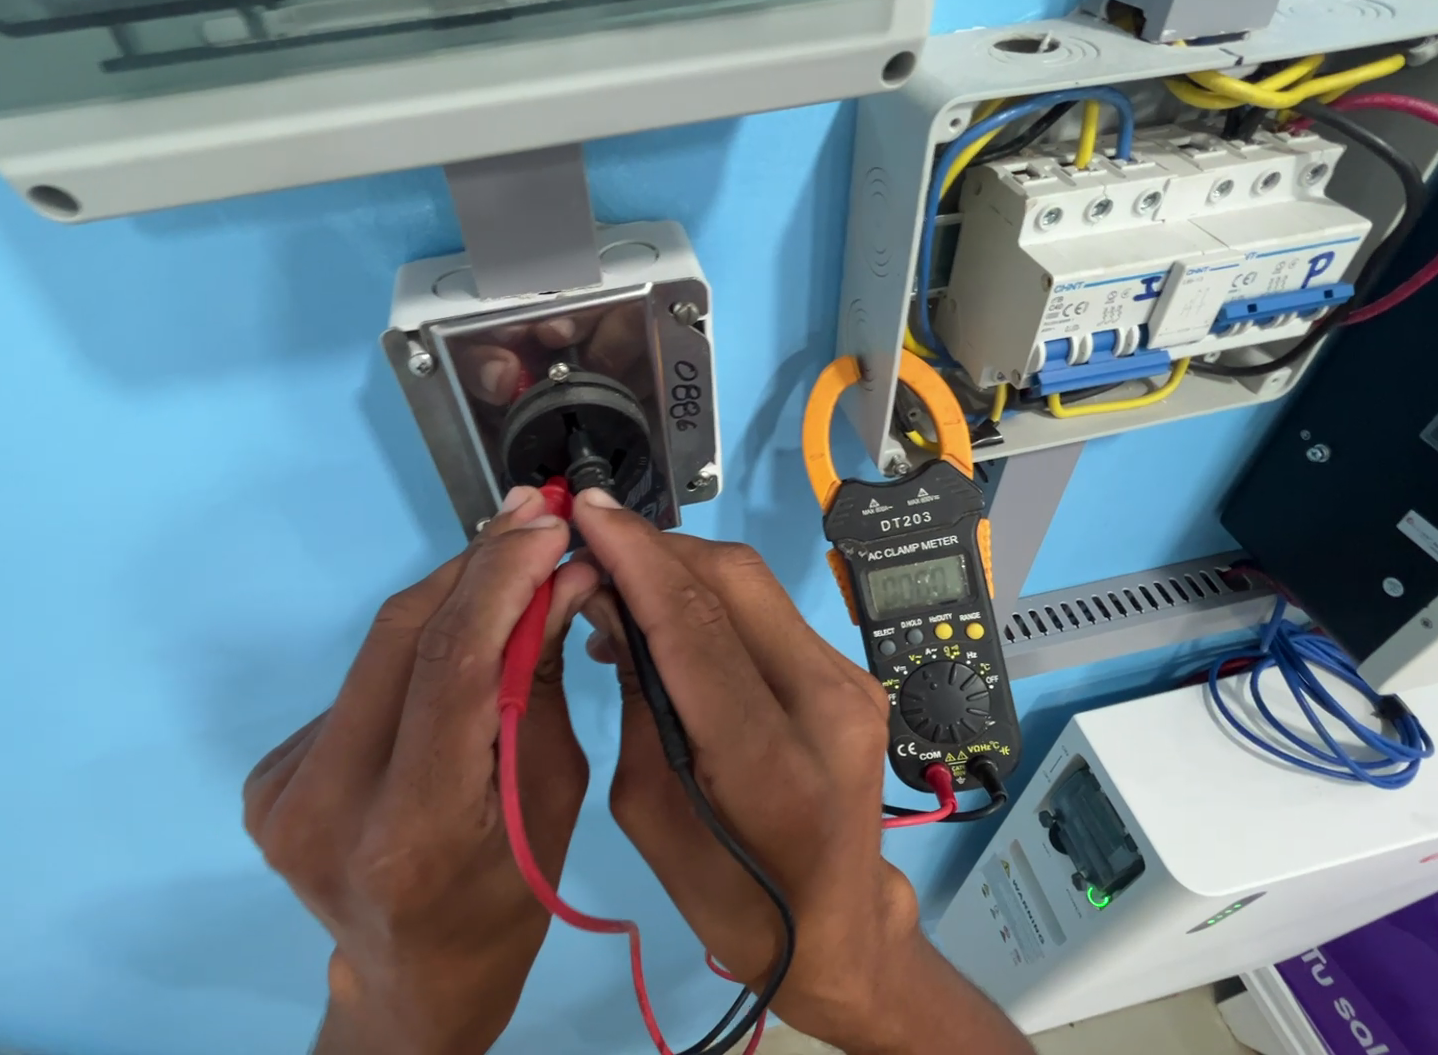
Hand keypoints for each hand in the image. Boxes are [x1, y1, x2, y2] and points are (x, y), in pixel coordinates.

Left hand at [243, 487, 597, 1054]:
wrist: (413, 981)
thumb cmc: (508, 902)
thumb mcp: (553, 794)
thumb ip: (538, 681)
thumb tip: (561, 578)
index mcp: (411, 827)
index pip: (451, 665)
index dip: (501, 578)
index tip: (548, 522)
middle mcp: (324, 802)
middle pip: (403, 635)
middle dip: (477, 564)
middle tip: (535, 513)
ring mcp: (282, 787)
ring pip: (382, 647)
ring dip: (455, 594)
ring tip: (513, 556)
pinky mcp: (272, 772)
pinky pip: (366, 680)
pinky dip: (423, 642)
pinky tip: (465, 634)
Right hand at [572, 490, 1032, 1054]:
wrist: (839, 926)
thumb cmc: (731, 896)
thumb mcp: (649, 812)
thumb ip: (636, 702)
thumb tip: (615, 609)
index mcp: (771, 760)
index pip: (695, 627)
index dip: (636, 559)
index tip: (588, 512)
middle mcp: (826, 701)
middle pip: (733, 580)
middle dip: (656, 548)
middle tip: (596, 547)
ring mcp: (848, 681)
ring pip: (753, 583)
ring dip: (681, 567)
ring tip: (624, 587)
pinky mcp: (850, 673)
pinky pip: (767, 610)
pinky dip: (711, 596)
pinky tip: (671, 617)